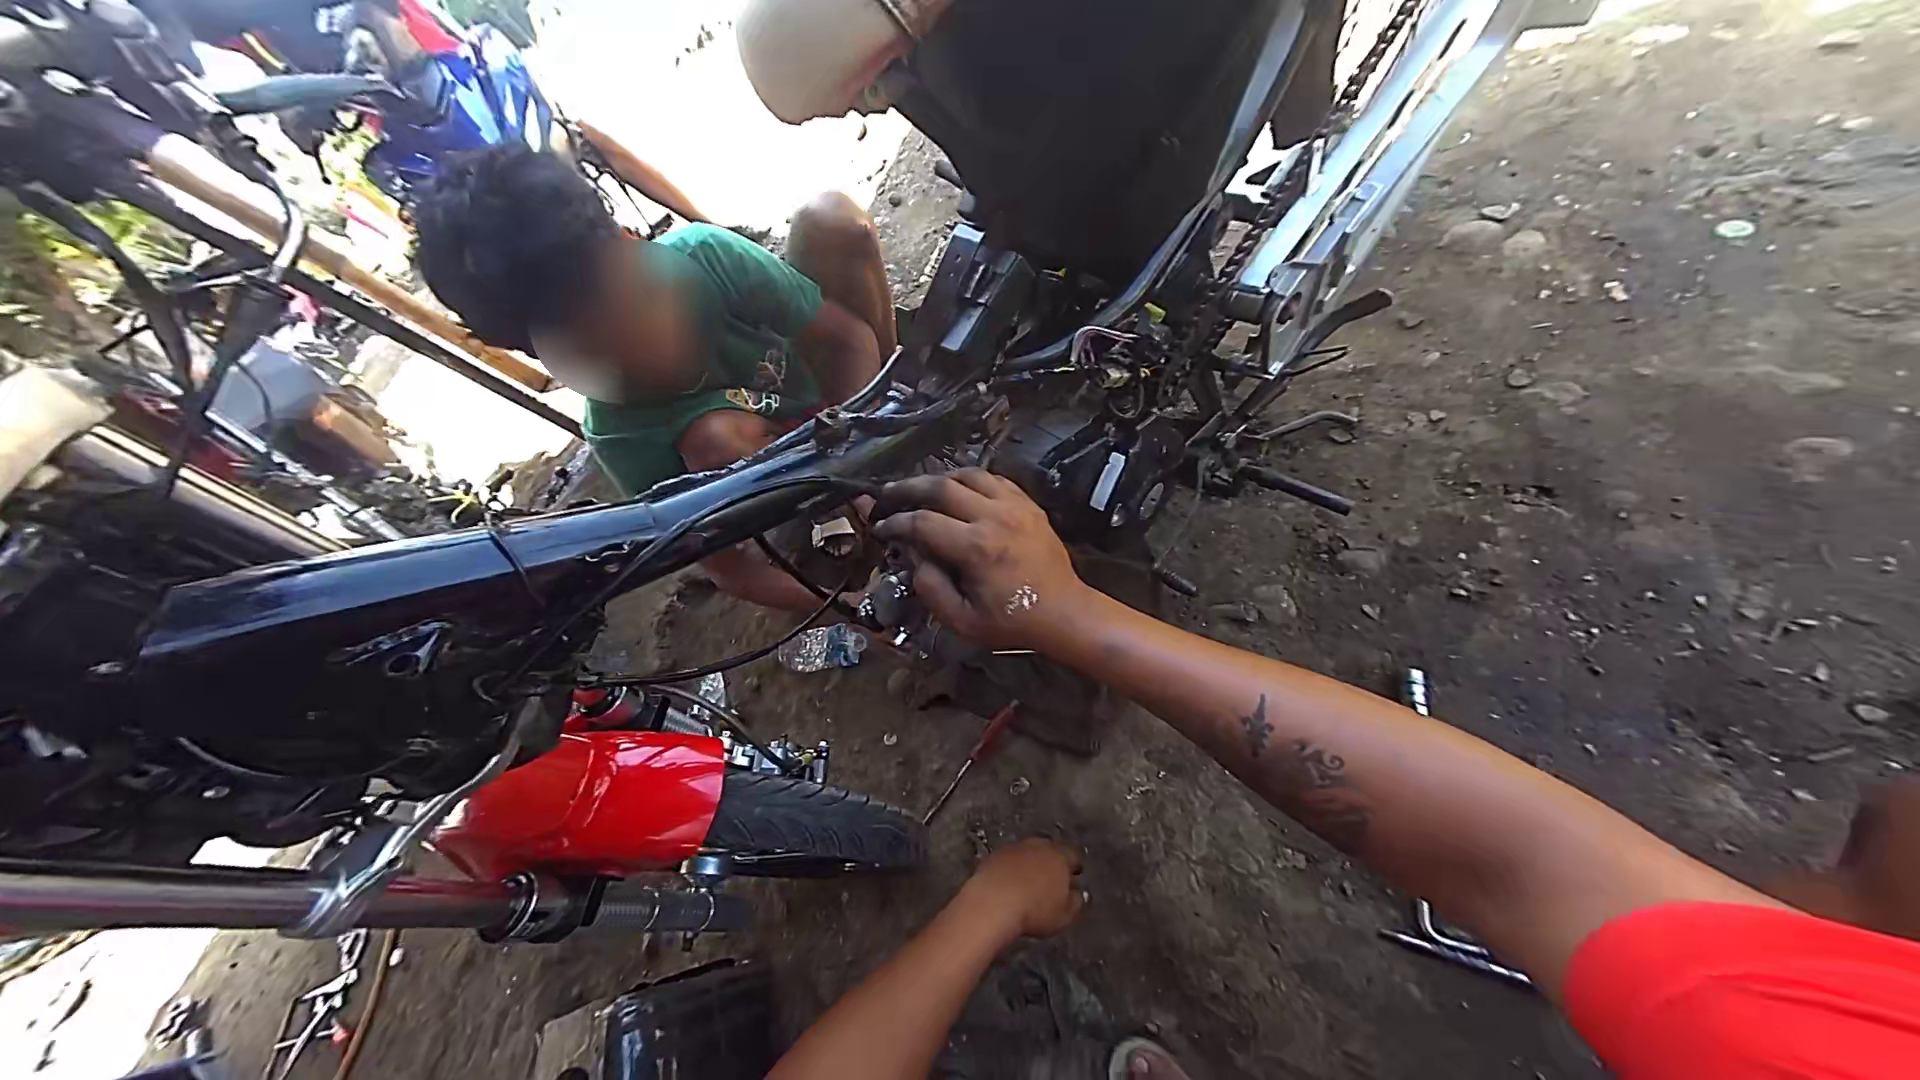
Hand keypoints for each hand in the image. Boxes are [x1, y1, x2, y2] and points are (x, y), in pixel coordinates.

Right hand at [872, 470, 1091, 650]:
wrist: (1064, 612)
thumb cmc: (1012, 621)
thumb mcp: (962, 621)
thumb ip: (930, 588)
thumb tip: (914, 556)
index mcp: (976, 548)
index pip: (922, 522)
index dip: (895, 523)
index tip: (881, 529)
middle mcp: (994, 517)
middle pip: (940, 486)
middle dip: (906, 488)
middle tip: (887, 496)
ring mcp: (1015, 506)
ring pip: (968, 475)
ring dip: (938, 479)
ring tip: (920, 490)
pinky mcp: (1029, 504)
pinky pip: (994, 479)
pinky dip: (970, 480)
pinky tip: (958, 491)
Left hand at [957, 838, 1086, 939]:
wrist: (994, 900)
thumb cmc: (1035, 910)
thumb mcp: (1064, 916)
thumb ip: (1075, 902)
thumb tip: (1076, 893)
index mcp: (1060, 857)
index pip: (1073, 855)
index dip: (1074, 866)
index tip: (1074, 876)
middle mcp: (1038, 846)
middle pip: (1049, 849)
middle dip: (1051, 861)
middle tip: (1051, 879)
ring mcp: (1015, 847)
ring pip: (1028, 852)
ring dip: (1030, 863)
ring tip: (1029, 881)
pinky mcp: (995, 854)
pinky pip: (1010, 859)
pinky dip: (1012, 868)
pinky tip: (1009, 883)